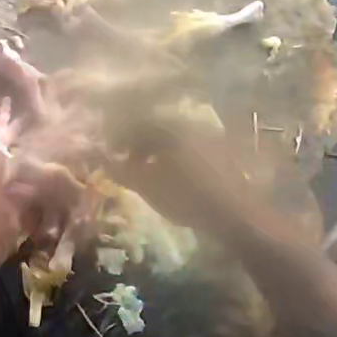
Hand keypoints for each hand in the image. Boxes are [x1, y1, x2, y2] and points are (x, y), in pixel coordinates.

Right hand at [118, 122, 257, 234]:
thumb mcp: (147, 187)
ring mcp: (211, 138)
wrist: (234, 212)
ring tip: (152, 174)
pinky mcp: (225, 154)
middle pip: (159, 130)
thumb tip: (102, 161)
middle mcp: (191, 125)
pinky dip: (179, 159)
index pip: (138, 124)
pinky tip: (178, 179)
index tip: (112, 155)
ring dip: (161, 153)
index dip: (121, 139)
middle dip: (141, 146)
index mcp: (171, 128)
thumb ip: (122, 171)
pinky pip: (194, 150)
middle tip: (130, 164)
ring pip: (178, 140)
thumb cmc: (185, 196)